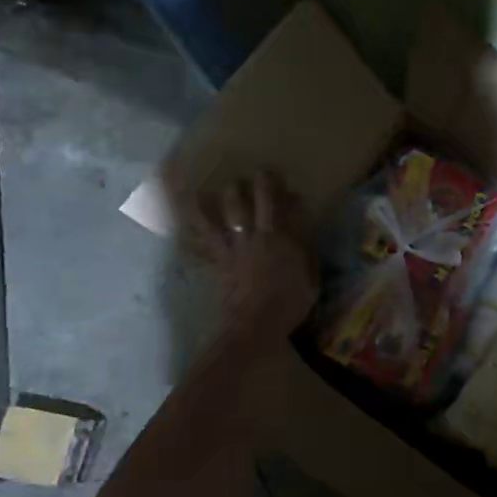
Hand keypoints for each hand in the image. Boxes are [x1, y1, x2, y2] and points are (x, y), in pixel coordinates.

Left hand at [183, 172, 317, 339]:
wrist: (255, 323)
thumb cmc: (289, 305)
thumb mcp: (311, 283)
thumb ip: (308, 259)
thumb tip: (306, 242)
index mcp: (282, 240)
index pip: (286, 208)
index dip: (288, 195)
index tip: (291, 189)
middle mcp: (256, 236)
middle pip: (252, 201)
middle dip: (258, 184)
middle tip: (259, 174)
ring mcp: (233, 246)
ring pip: (222, 212)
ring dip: (222, 196)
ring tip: (218, 186)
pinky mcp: (218, 259)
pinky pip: (201, 238)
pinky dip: (193, 225)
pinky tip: (185, 211)